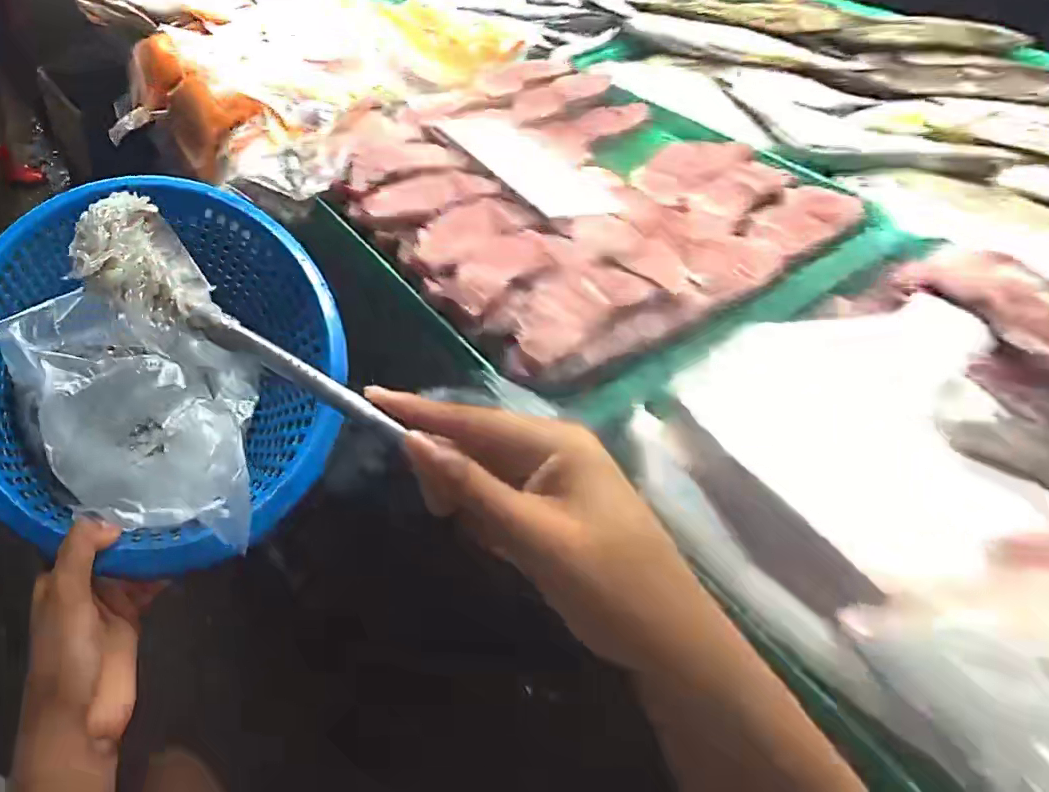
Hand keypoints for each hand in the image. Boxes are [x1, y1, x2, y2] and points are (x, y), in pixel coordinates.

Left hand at [14, 517, 164, 782]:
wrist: (81, 717)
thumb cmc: (64, 650)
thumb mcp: (65, 592)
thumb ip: (81, 551)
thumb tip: (110, 523)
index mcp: (58, 573)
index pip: (77, 535)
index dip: (96, 515)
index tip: (121, 488)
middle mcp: (82, 582)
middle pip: (106, 548)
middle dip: (126, 529)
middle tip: (154, 499)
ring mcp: (107, 601)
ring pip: (128, 565)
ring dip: (145, 550)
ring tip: (170, 521)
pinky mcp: (130, 619)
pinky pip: (146, 588)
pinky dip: (159, 574)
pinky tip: (176, 556)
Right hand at [367, 388, 725, 676]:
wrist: (678, 653)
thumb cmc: (610, 587)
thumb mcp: (532, 536)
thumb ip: (469, 484)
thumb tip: (411, 440)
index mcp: (555, 442)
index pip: (470, 418)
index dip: (416, 409)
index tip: (369, 396)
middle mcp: (552, 447)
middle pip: (470, 440)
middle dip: (445, 470)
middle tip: (439, 512)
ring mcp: (552, 474)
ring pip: (478, 467)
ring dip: (463, 495)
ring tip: (479, 535)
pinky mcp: (549, 501)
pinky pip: (494, 490)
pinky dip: (482, 511)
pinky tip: (496, 540)